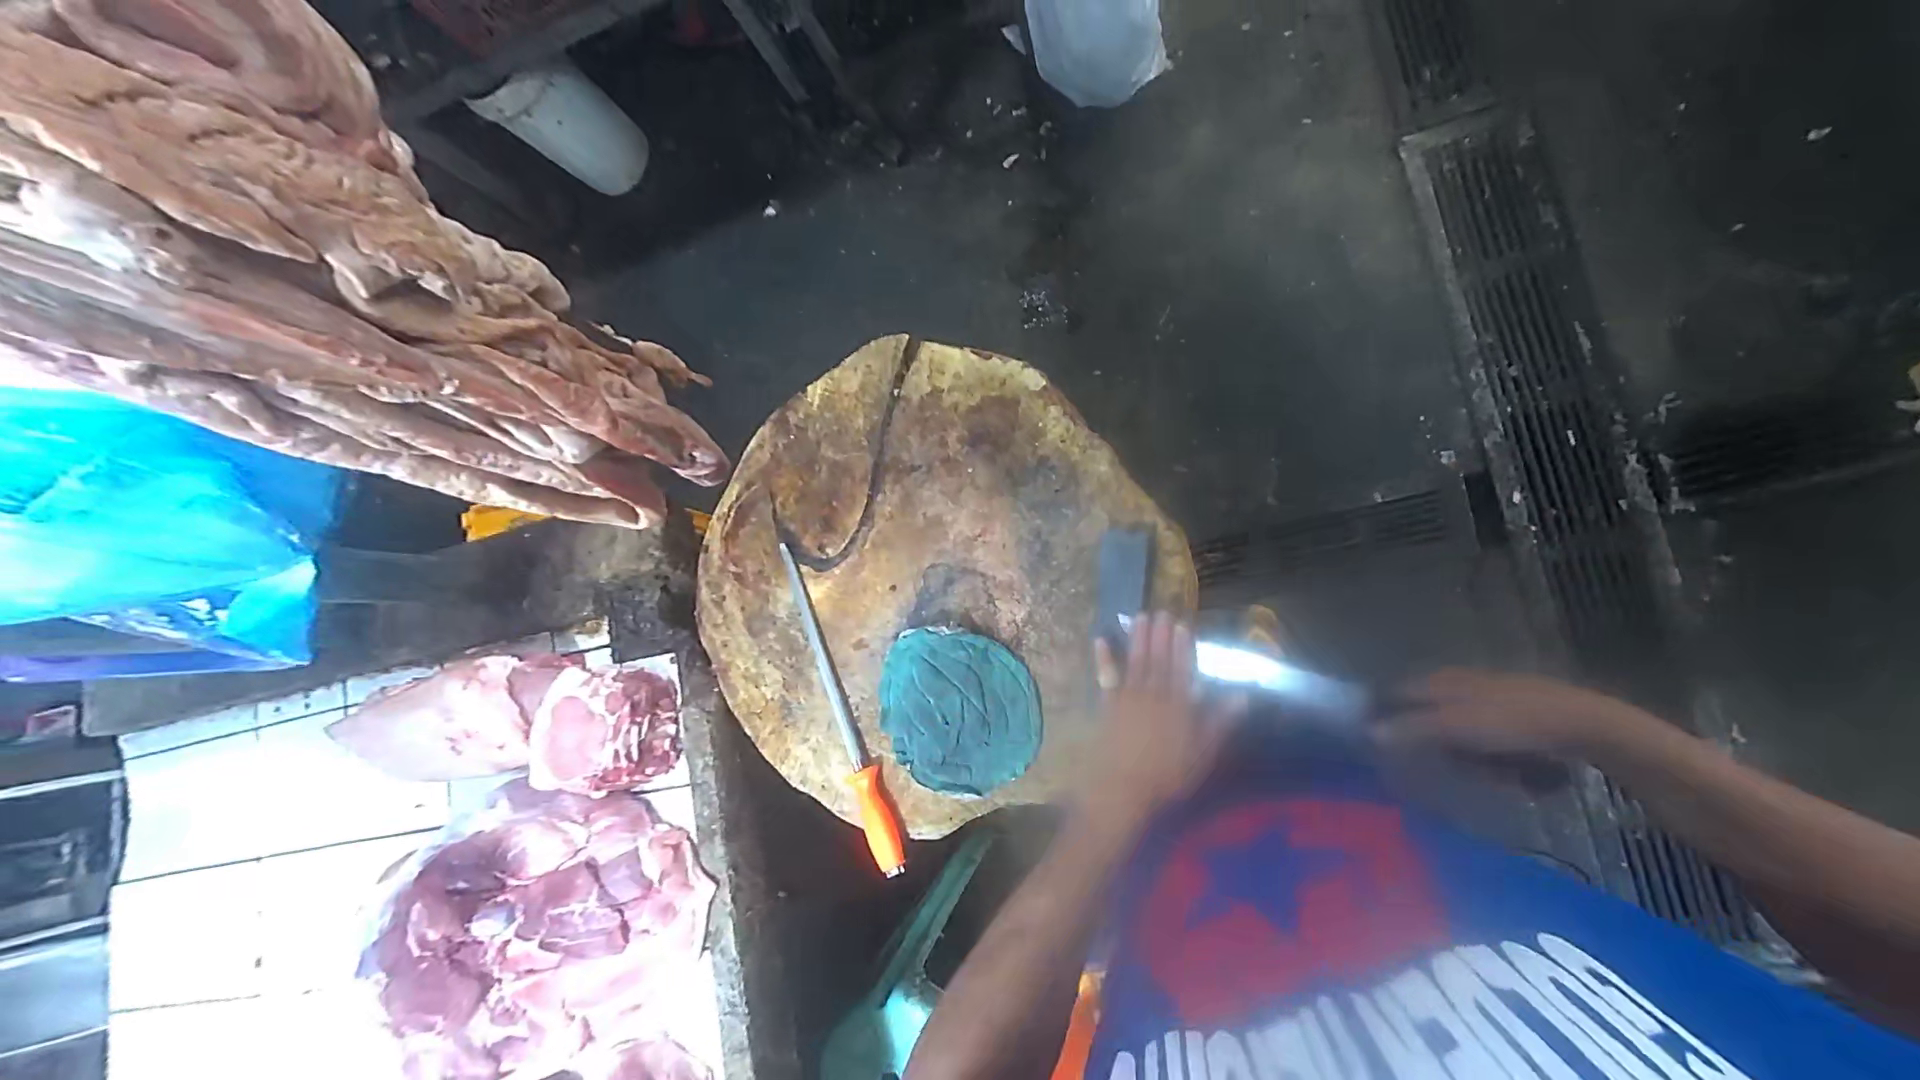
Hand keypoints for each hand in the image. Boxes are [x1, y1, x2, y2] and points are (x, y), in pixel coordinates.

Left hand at [1083, 612, 1239, 822]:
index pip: (1183, 669)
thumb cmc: (1167, 775)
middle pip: (1158, 660)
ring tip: (1140, 616)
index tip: (1183, 625)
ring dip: (1138, 638)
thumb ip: (1220, 722)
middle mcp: (1153, 695)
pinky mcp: (1109, 705)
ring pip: (1136, 661)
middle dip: (1161, 635)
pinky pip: (1106, 676)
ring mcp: (1128, 697)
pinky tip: (1100, 639)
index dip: (1183, 647)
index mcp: (1178, 705)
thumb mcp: (1202, 753)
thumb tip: (1242, 696)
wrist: (1123, 786)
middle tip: (1161, 611)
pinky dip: (1104, 657)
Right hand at [1377, 668, 1656, 757]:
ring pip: (1455, 732)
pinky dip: (1490, 757)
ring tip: (1487, 776)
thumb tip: (1368, 733)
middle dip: (1428, 745)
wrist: (1586, 724)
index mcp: (1436, 680)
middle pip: (1423, 717)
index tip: (1377, 747)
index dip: (1381, 717)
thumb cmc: (1511, 722)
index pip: (1392, 695)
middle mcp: (1455, 683)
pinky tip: (1509, 771)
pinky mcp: (1512, 715)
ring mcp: (1486, 698)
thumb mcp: (1455, 728)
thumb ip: (1410, 730)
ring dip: (1464, 757)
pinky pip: (1486, 740)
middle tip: (1441, 770)